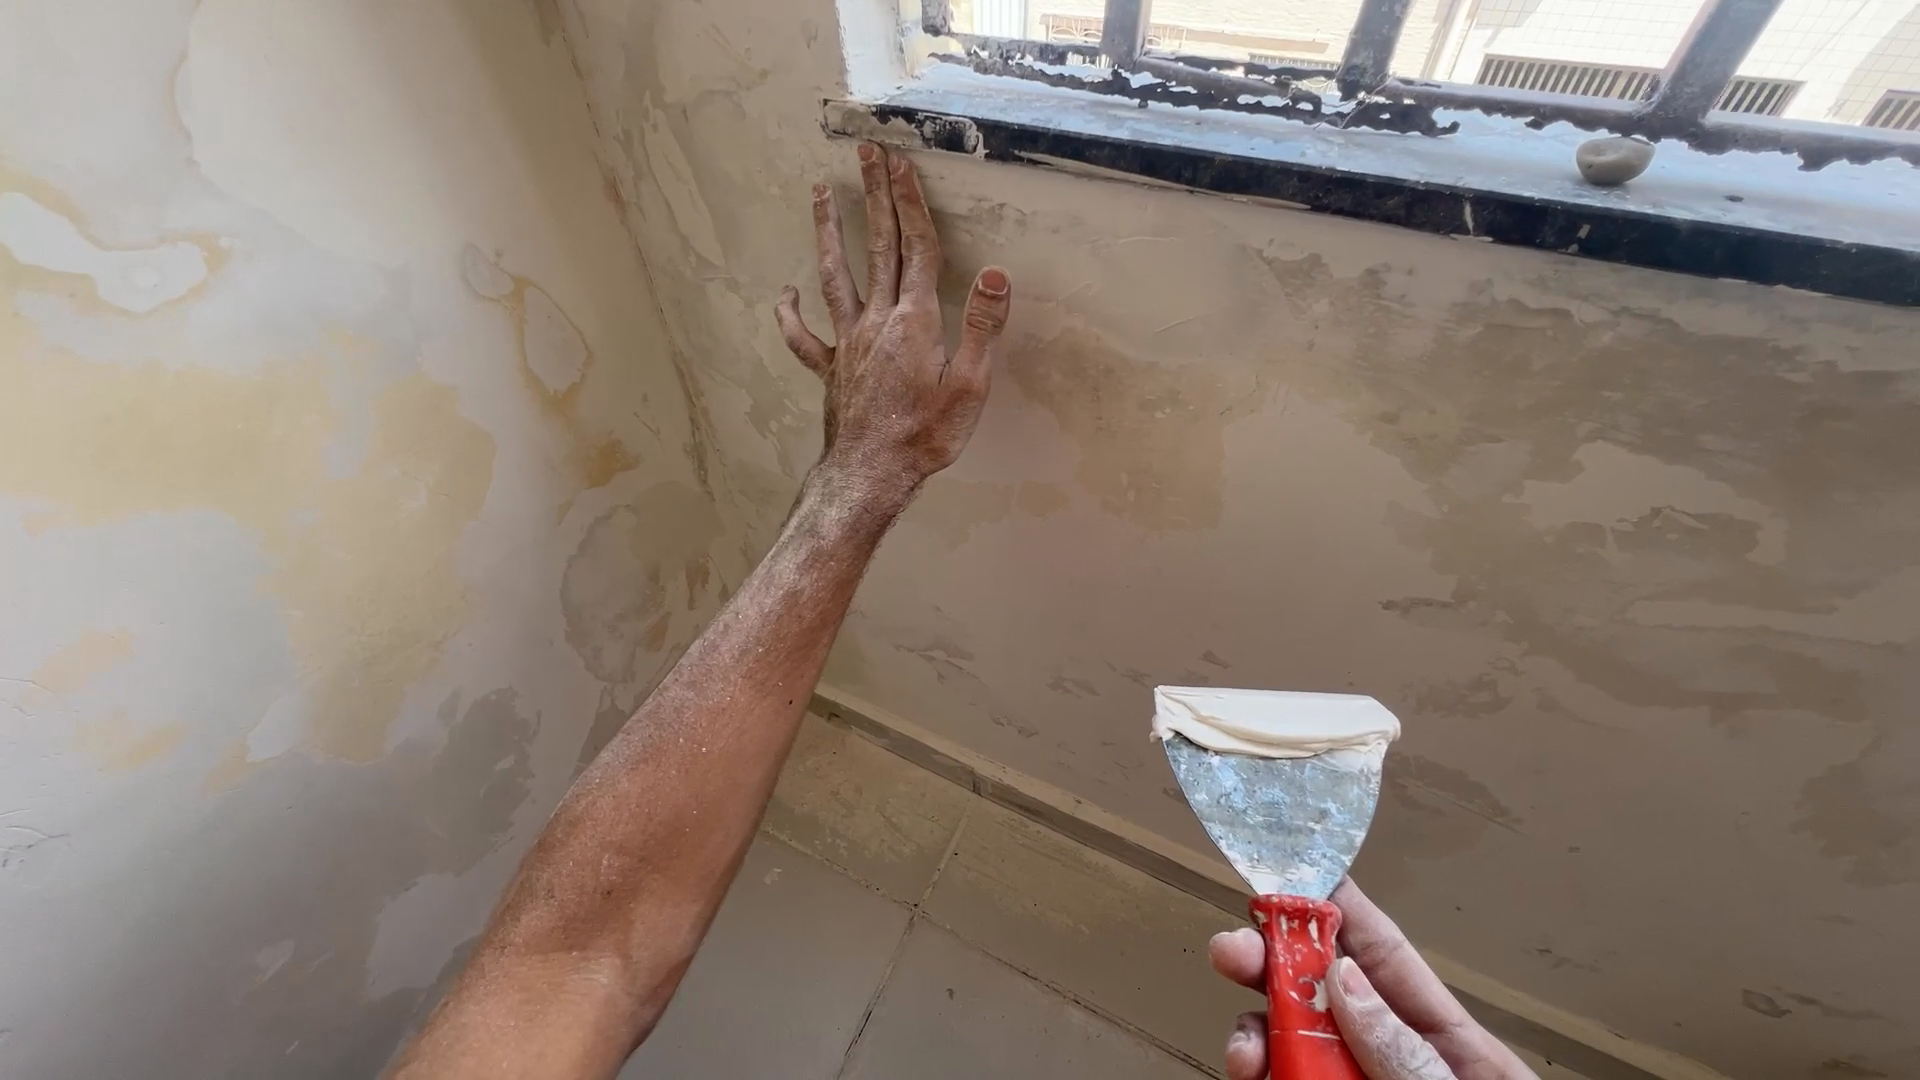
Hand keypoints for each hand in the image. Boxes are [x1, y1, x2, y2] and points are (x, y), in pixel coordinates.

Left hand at [776, 142, 1011, 498]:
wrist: (872, 473)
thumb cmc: (925, 435)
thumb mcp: (970, 386)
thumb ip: (982, 328)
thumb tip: (997, 274)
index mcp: (915, 322)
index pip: (917, 249)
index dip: (910, 203)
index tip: (901, 163)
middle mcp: (877, 321)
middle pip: (877, 248)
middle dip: (873, 197)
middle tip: (865, 154)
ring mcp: (847, 344)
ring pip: (835, 277)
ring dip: (827, 233)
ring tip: (820, 194)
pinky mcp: (830, 370)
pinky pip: (804, 337)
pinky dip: (791, 313)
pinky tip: (784, 294)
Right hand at [1209, 880, 1537, 1079]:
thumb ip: (1408, 1053)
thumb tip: (1343, 976)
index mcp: (1446, 1043)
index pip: (1382, 952)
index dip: (1333, 902)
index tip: (1286, 863)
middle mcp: (1387, 1057)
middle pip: (1318, 988)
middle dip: (1270, 961)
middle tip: (1231, 953)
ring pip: (1289, 1040)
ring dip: (1256, 1033)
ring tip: (1245, 1056)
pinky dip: (1258, 1076)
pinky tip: (1249, 1079)